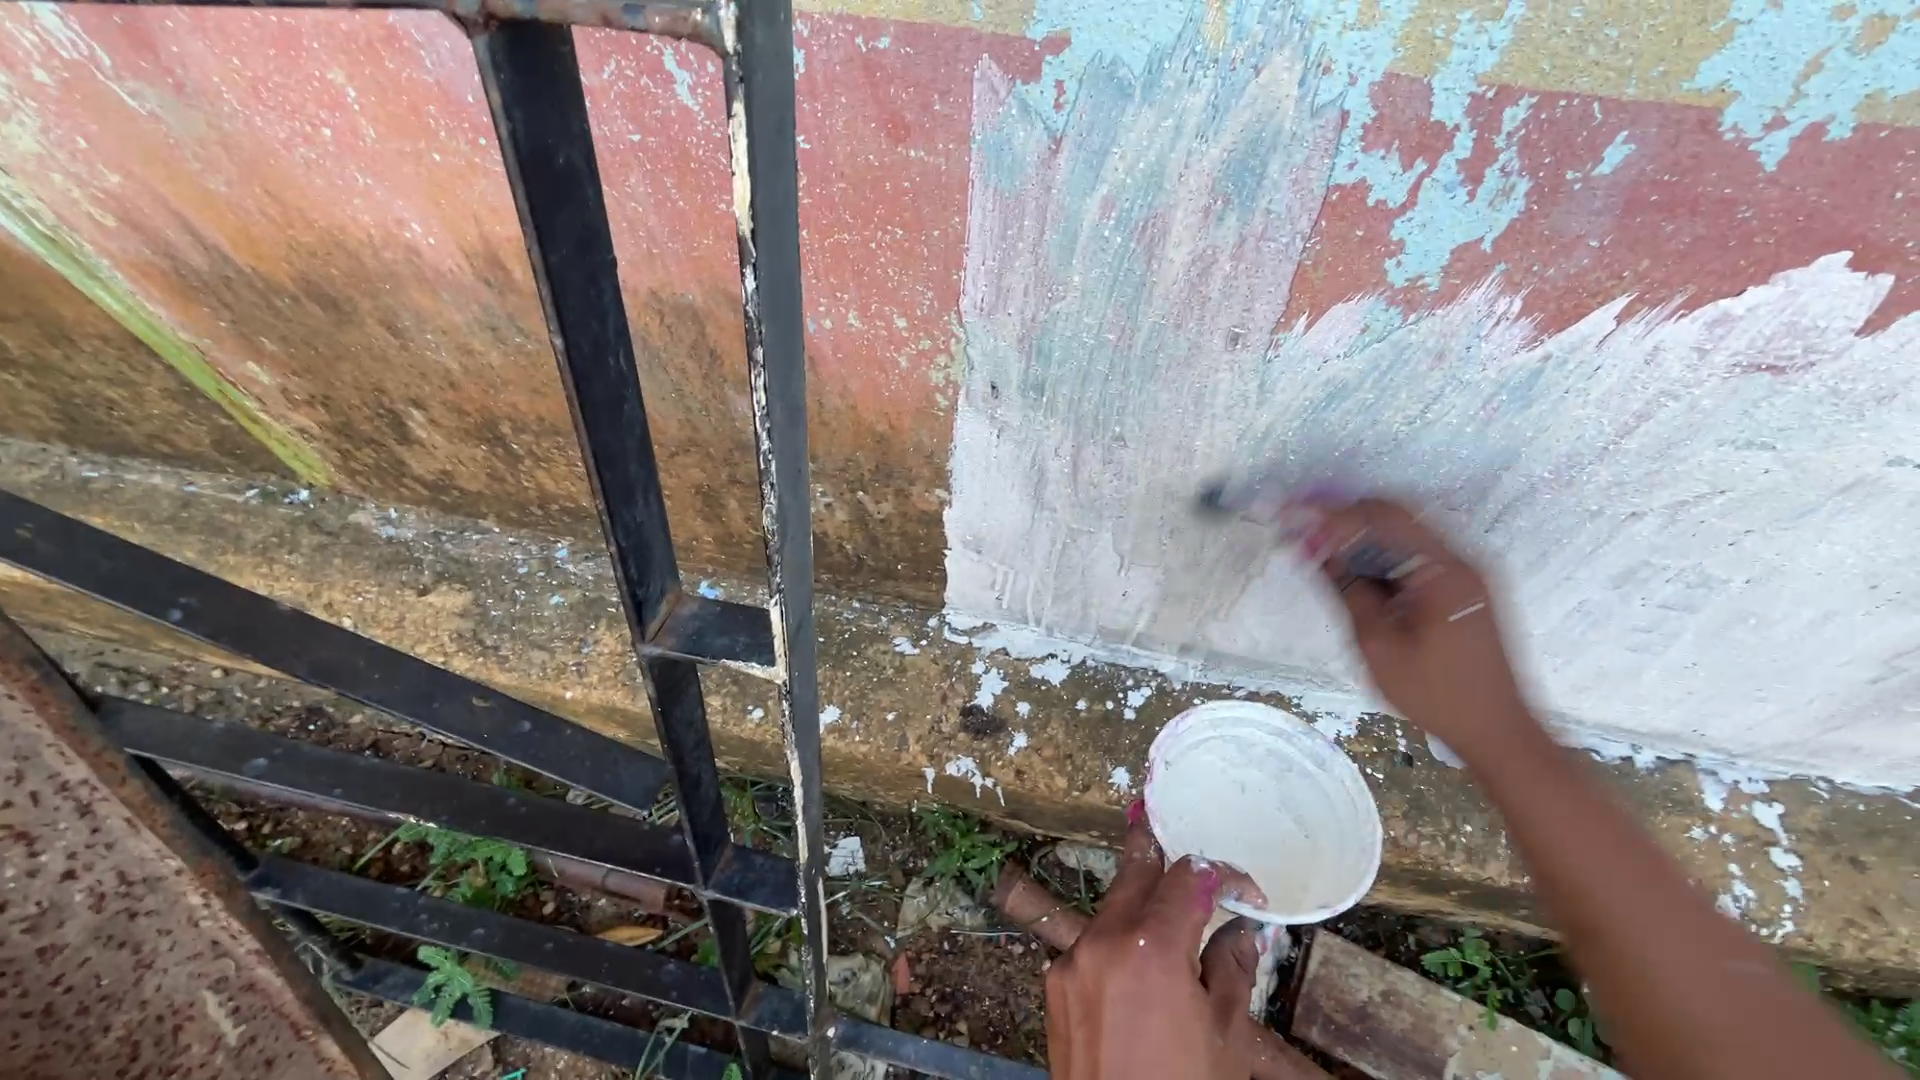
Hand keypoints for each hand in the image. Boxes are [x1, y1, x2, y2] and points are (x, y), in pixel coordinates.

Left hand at [1045, 806, 1271, 1079]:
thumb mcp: (1225, 1034)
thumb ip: (1233, 966)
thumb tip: (1245, 928)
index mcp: (1153, 947)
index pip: (1188, 877)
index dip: (1222, 875)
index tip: (1246, 891)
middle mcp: (1104, 938)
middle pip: (1136, 873)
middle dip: (1164, 858)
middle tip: (1185, 850)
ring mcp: (1072, 958)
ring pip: (1111, 907)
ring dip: (1140, 903)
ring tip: (1169, 913)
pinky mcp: (1055, 981)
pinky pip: (1091, 943)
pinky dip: (1116, 941)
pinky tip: (1136, 965)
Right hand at [1296, 496, 1531, 758]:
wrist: (1498, 730)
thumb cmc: (1435, 694)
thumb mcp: (1377, 644)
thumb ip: (1346, 588)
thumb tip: (1313, 548)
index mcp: (1442, 570)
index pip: (1380, 516)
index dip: (1330, 514)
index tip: (1293, 520)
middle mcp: (1460, 559)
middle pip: (1393, 516)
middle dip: (1342, 520)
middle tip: (1301, 533)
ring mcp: (1466, 572)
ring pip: (1402, 533)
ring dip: (1359, 538)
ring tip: (1318, 553)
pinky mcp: (1464, 587)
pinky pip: (1415, 554)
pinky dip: (1380, 557)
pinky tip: (1353, 574)